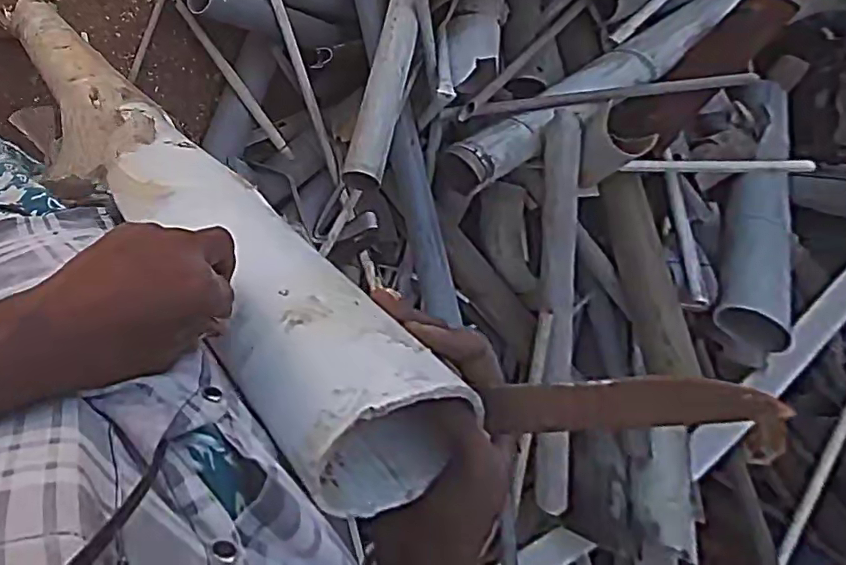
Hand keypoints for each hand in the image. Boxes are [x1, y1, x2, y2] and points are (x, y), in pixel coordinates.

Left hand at [15, 222, 234, 393]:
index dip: (219, 309)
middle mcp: (182, 251)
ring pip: (183, 241)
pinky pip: (153, 239)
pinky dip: (153, 254)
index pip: (225, 292)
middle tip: (203, 290)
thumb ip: (192, 329)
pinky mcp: (125, 230)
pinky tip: (134, 278)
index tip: (209, 318)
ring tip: (160, 288)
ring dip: (182, 260)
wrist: (56, 328)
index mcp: (198, 285)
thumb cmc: (109, 350)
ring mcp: (153, 235)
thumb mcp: (164, 353)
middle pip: (219, 246)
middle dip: (218, 267)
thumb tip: (202, 319)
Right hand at [368, 289, 508, 564]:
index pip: (475, 355)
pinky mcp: (391, 416)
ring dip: (392, 330)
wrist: (413, 560)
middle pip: (440, 347)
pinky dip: (371, 353)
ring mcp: (423, 410)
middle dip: (414, 320)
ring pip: (411, 356)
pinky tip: (356, 340)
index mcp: (489, 415)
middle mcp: (457, 405)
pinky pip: (383, 375)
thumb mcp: (476, 478)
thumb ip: (468, 431)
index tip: (418, 330)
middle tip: (387, 306)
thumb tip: (441, 387)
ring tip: (372, 309)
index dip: (449, 336)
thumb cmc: (453, 533)